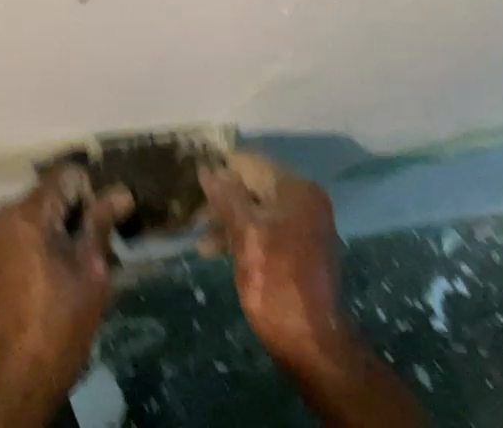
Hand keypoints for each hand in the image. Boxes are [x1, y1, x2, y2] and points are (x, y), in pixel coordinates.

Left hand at [0, 165, 132, 427]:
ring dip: (66, 222)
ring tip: (87, 253)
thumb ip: (101, 222)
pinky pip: (29, 225)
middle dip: (80, 207)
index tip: (111, 217)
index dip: (94, 191)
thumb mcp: (91, 268)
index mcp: (28, 212)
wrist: (21, 370)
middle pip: (53, 190)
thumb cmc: (62, 319)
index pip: (68, 175)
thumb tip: (122, 191)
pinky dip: (49, 233)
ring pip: (42, 208)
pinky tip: (65, 262)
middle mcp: (7, 212)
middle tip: (104, 238)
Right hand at [201, 155, 426, 426]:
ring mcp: (304, 224)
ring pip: (257, 208)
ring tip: (200, 242)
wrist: (310, 341)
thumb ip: (227, 197)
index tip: (192, 181)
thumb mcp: (245, 235)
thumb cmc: (275, 283)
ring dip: (228, 219)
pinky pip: (265, 227)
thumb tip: (208, 167)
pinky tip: (218, 250)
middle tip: (192, 217)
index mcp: (296, 189)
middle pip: (255, 184)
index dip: (221, 168)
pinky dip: (242, 234)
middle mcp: (305, 199)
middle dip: (222, 198)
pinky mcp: (299, 247)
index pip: (251, 162)